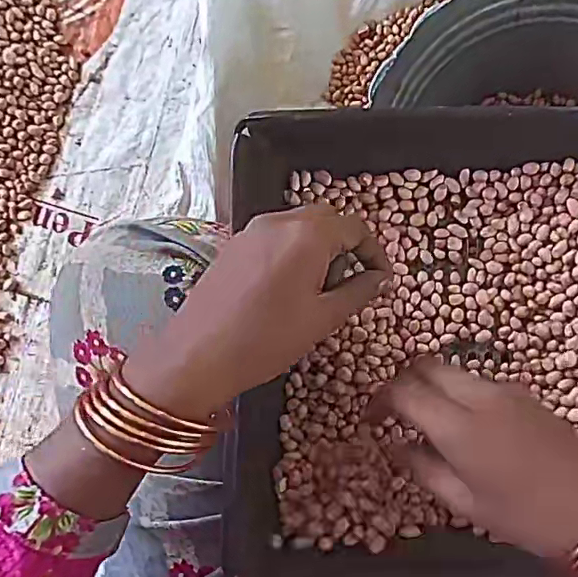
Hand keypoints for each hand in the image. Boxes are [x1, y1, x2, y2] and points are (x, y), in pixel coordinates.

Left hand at [127, 205, 388, 419]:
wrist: (196, 357)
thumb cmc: (267, 339)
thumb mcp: (323, 318)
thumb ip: (359, 291)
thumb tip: (381, 279)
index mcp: (307, 235)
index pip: (355, 227)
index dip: (374, 252)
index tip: (381, 279)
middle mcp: (279, 221)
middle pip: (327, 219)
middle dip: (347, 246)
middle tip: (351, 283)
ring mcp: (252, 231)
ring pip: (300, 226)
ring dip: (320, 249)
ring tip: (319, 291)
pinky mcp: (234, 245)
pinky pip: (275, 237)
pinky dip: (293, 252)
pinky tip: (288, 290)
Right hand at [372, 359, 577, 559]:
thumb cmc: (525, 516)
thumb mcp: (466, 503)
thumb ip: (424, 468)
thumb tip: (396, 444)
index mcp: (460, 427)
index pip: (405, 390)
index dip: (380, 399)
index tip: (371, 418)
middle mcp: (480, 396)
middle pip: (427, 366)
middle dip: (404, 381)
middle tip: (394, 411)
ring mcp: (506, 390)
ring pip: (454, 371)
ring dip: (433, 386)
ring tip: (427, 420)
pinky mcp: (524, 393)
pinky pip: (479, 382)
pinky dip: (459, 392)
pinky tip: (463, 424)